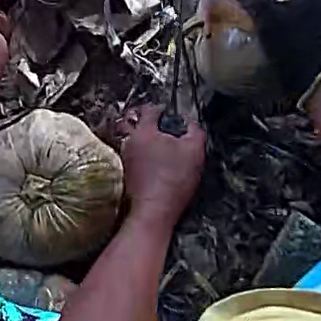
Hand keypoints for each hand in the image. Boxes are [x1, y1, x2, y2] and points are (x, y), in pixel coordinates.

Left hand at [116, 106, 205, 223]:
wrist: (154, 211)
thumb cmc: (173, 180)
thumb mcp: (195, 150)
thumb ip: (194, 130)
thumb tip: (190, 124)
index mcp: (144, 131)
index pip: (151, 109)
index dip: (164, 109)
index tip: (172, 115)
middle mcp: (130, 141)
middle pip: (138, 123)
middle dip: (152, 124)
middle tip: (166, 129)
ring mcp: (125, 157)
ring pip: (135, 140)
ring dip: (147, 140)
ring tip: (164, 147)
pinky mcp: (126, 172)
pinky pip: (134, 155)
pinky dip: (144, 154)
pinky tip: (158, 163)